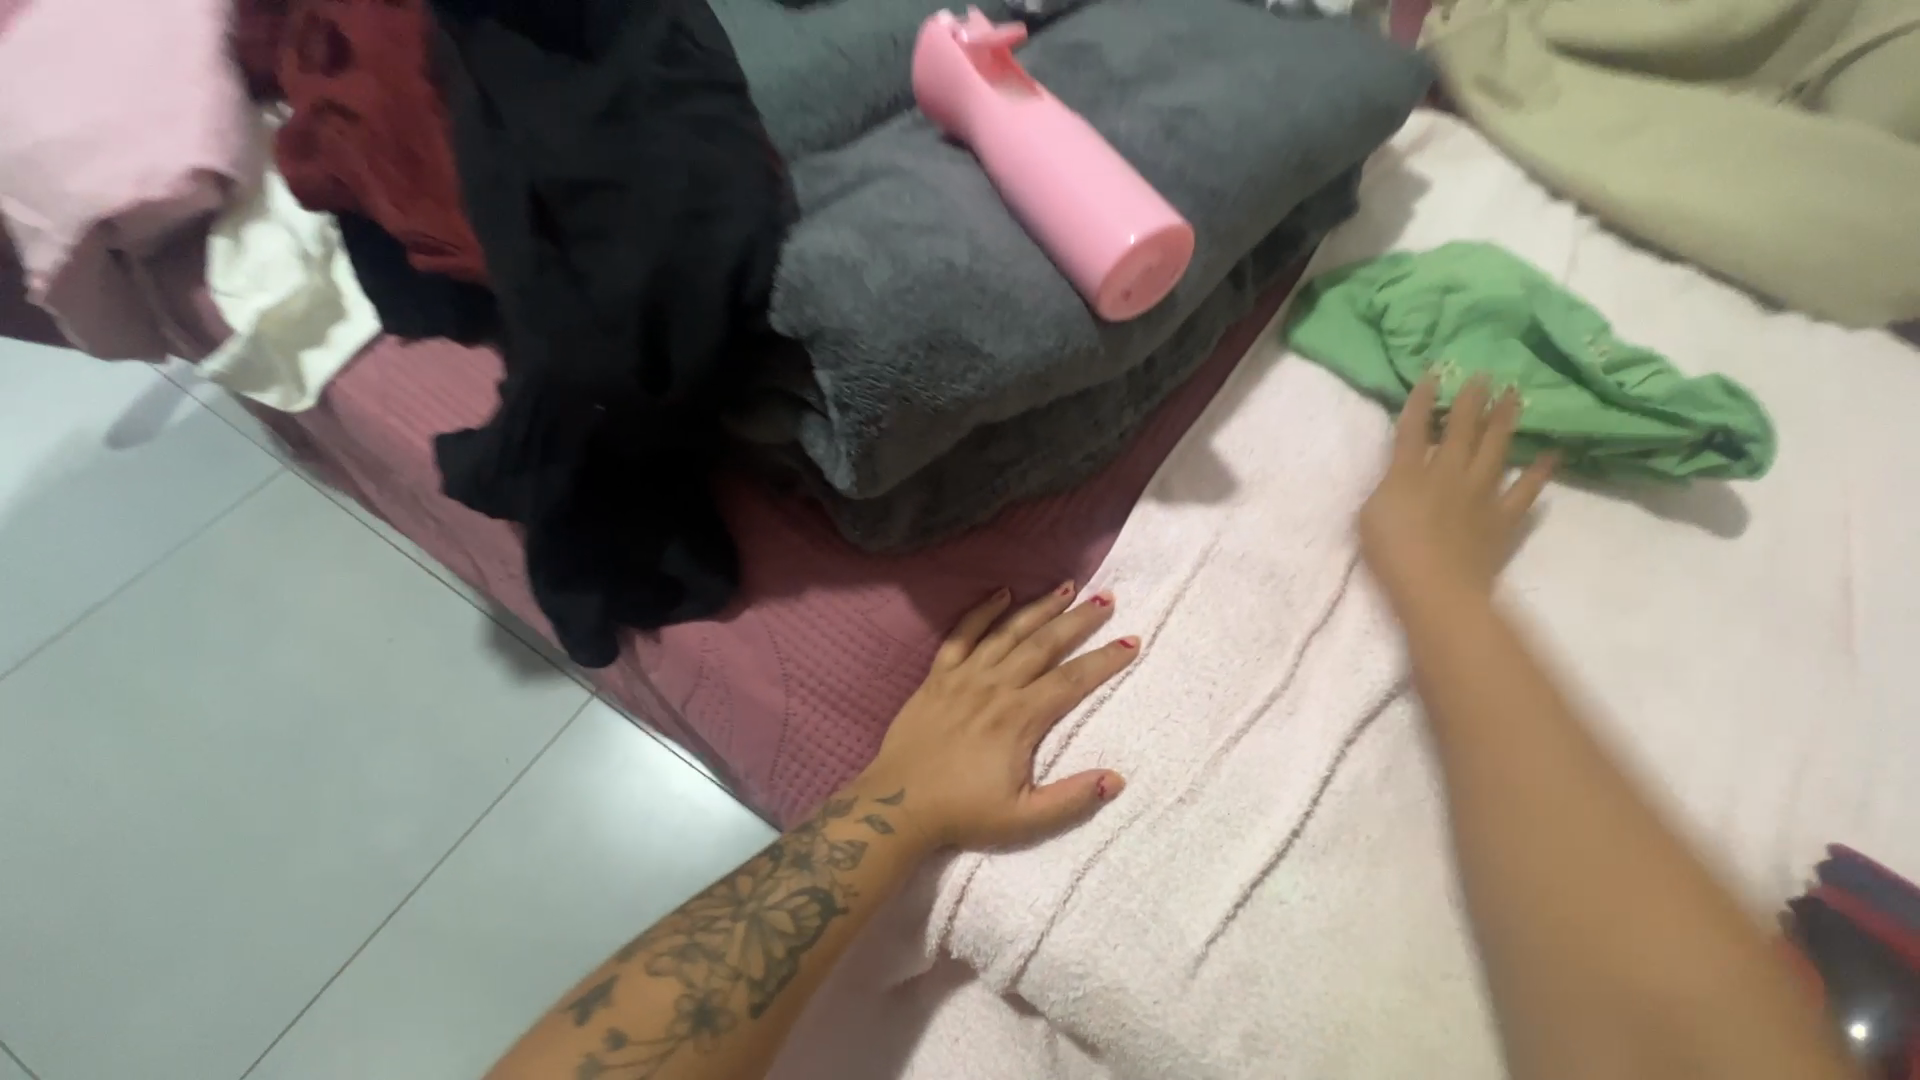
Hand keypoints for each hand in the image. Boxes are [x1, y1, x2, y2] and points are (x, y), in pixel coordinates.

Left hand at [857, 584, 1137, 852]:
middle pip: (1044, 644)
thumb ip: (1072, 799)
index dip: (1104, 660)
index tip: (1131, 641)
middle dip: (1079, 620)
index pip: (1072, 680)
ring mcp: (964, 677)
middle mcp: (995, 687)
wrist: (897, 806)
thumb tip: (1117, 779)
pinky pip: (961, 634)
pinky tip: (1001, 593)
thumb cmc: (963, 813)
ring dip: (1039, 607)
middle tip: (1106, 599)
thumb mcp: (1024, 820)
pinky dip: (982, 612)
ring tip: (1067, 587)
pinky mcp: (938, 676)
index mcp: (1020, 718)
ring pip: (1008, 632)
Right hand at [1359, 374, 1555, 604]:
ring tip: (1516, 395)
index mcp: (1408, 473)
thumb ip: (1389, 487)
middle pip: (1461, 429)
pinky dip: (1541, 470)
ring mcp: (1481, 492)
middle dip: (1471, 399)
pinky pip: (1526, 488)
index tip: (1434, 374)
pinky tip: (1552, 453)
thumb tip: (1402, 475)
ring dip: (1505, 419)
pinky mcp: (1504, 516)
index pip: (1414, 428)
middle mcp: (1448, 473)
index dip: (1423, 400)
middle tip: (1485, 374)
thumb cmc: (1390, 552)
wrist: (1434, 586)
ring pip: (1496, 447)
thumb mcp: (1371, 514)